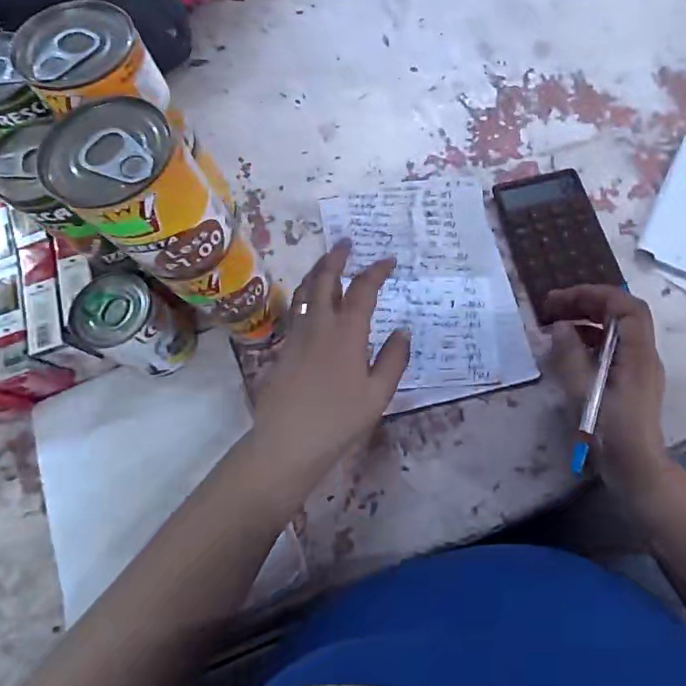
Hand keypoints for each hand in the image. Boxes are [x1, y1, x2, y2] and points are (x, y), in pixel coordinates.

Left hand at [249, 242, 409, 492]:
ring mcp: (296, 335)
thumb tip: (403, 329)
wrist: (287, 442)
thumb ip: (393, 359)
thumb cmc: (339, 420)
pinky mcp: (282, 348)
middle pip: (325, 279)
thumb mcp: (378, 394)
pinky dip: (304, 295)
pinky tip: (309, 303)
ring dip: (317, 271)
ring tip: (326, 263)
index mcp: (347, 332)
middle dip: (336, 257)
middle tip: (346, 242)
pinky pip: (294, 310)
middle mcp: (319, 325)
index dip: (376, 271)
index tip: (388, 260)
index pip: (363, 289)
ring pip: (304, 291)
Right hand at [544, 285, 674, 492]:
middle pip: (620, 314)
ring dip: (586, 321)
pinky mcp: (630, 383)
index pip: (625, 306)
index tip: (563, 299)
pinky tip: (566, 351)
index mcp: (638, 353)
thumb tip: (559, 327)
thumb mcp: (583, 391)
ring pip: (615, 331)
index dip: (595, 294)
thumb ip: (569, 354)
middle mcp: (643, 355)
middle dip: (586, 304)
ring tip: (554, 326)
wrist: (637, 472)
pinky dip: (589, 341)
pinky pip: (611, 349)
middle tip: (552, 307)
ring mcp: (638, 370)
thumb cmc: (611, 432)